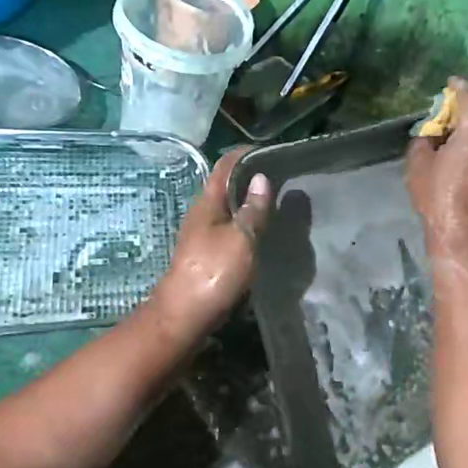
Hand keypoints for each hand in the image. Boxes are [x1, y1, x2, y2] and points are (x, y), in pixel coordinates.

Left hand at [149, 148, 271, 332]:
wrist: (184, 316)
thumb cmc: (213, 273)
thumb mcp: (241, 239)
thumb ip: (252, 210)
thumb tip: (261, 178)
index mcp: (207, 203)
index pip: (224, 166)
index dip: (245, 155)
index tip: (272, 152)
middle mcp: (201, 214)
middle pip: (225, 187)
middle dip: (251, 179)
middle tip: (283, 178)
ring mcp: (201, 236)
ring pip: (227, 209)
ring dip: (248, 203)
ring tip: (278, 203)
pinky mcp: (206, 256)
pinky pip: (229, 230)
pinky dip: (246, 224)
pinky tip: (261, 233)